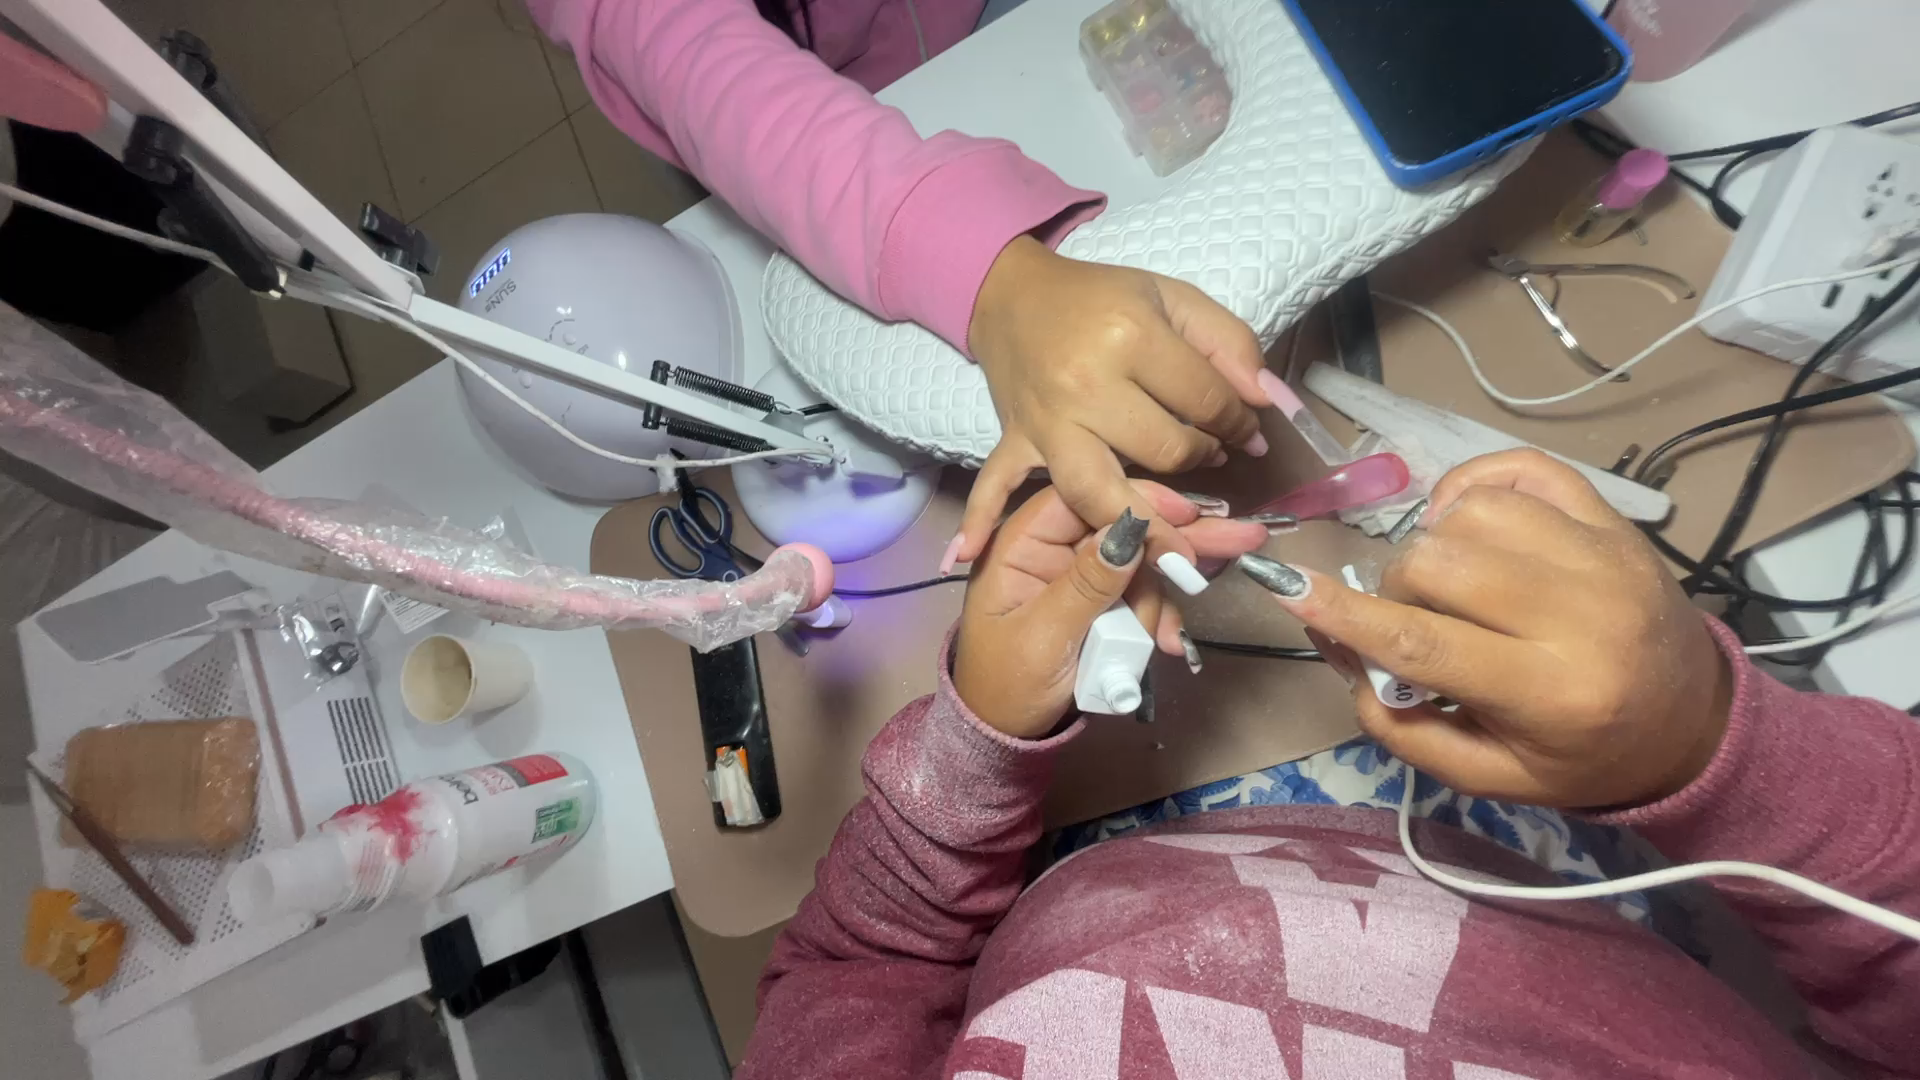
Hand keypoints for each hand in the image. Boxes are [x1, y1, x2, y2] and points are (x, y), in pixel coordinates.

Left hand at [954, 482, 1266, 738]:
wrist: (1006, 729)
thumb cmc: (1007, 682)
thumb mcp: (1043, 637)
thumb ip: (1085, 585)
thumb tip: (1128, 531)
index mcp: (1021, 544)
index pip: (1080, 499)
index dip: (1133, 499)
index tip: (1185, 512)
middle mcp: (1052, 548)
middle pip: (1120, 526)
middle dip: (1174, 539)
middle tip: (1241, 536)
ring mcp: (1079, 574)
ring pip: (1138, 563)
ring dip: (1161, 598)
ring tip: (1163, 638)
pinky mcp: (1100, 600)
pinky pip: (1140, 595)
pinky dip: (1156, 617)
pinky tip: (1164, 643)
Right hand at [958, 236, 1270, 571]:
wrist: (1014, 295)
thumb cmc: (1100, 299)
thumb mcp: (1172, 298)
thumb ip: (1228, 343)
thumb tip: (1265, 403)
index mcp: (1130, 338)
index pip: (1206, 400)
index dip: (1239, 420)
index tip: (1244, 430)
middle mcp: (1085, 386)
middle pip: (1163, 451)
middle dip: (1201, 459)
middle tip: (1211, 458)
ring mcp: (1044, 422)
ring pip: (1097, 489)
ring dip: (1142, 522)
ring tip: (1176, 549)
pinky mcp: (1013, 441)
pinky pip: (993, 485)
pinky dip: (980, 521)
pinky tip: (965, 554)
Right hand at [1246, 449, 1732, 808]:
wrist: (1696, 727)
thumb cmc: (1578, 757)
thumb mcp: (1483, 773)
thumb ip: (1396, 724)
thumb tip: (1339, 647)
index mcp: (1550, 693)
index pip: (1423, 642)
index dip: (1344, 614)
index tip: (1285, 588)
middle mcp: (1583, 616)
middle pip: (1437, 563)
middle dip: (1398, 586)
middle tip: (1414, 613)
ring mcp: (1604, 557)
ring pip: (1471, 511)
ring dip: (1433, 540)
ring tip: (1448, 573)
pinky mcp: (1614, 522)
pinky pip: (1521, 468)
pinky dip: (1472, 485)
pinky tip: (1467, 521)